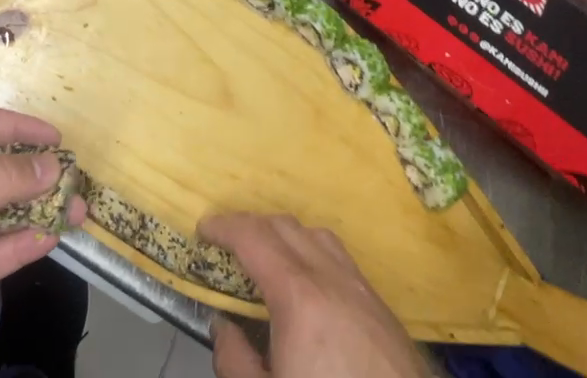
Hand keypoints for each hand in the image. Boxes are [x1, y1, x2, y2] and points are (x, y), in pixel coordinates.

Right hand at [199, 214, 429, 377]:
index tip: (202, 230)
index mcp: (299, 298)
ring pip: (318, 236)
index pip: (253, 237)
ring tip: (266, 259)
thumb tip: (224, 329)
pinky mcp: (385, 312)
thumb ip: (234, 360)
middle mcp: (333, 281)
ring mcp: (363, 293)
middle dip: (250, 226)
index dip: (223, 226)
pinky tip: (307, 286)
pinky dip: (314, 253)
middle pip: (285, 226)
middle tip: (226, 245)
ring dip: (285, 235)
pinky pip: (343, 260)